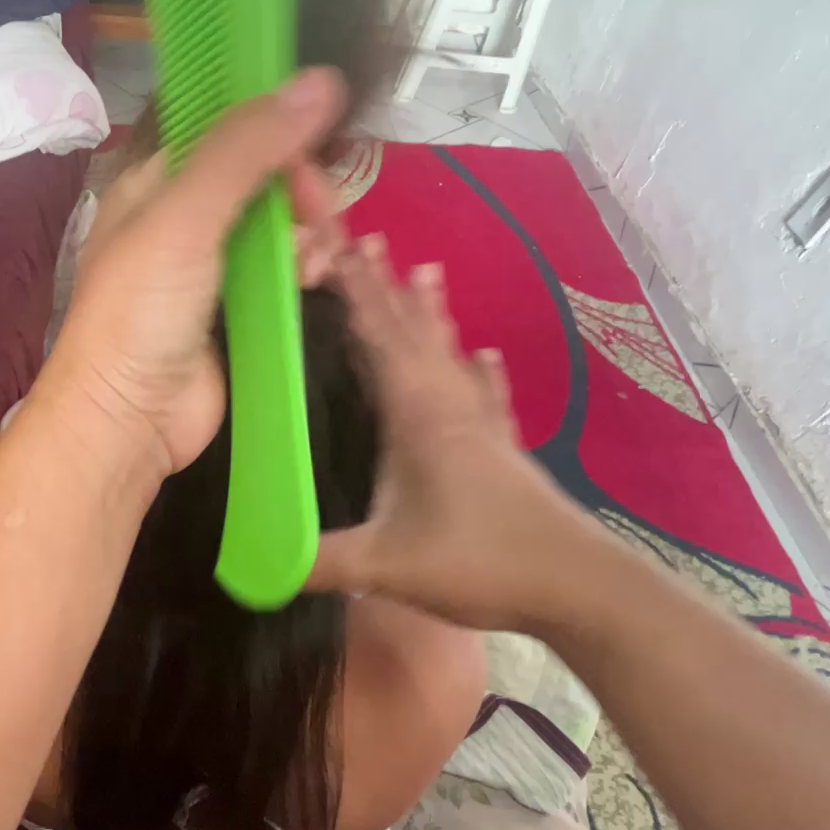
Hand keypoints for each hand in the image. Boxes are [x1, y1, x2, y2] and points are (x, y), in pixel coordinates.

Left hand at [40, 67, 348, 474]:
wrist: (128, 420)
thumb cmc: (140, 314)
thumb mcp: (184, 220)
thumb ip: (246, 151)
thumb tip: (320, 80)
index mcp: (154, 189)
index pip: (224, 133)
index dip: (272, 129)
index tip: (313, 144)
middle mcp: (181, 225)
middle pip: (259, 180)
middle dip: (297, 188)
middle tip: (319, 212)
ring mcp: (210, 274)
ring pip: (277, 230)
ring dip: (306, 233)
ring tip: (315, 257)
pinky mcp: (235, 318)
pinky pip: (281, 279)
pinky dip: (303, 272)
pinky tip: (315, 280)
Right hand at [305, 239, 611, 632]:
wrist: (576, 587)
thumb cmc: (478, 561)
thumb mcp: (384, 565)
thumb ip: (316, 563)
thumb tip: (254, 567)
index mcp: (417, 418)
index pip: (379, 340)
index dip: (356, 294)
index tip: (337, 248)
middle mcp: (449, 409)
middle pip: (411, 335)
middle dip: (385, 289)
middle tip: (368, 242)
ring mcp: (481, 428)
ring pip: (448, 356)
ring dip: (430, 316)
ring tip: (424, 273)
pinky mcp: (502, 452)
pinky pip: (484, 396)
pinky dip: (479, 372)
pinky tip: (485, 357)